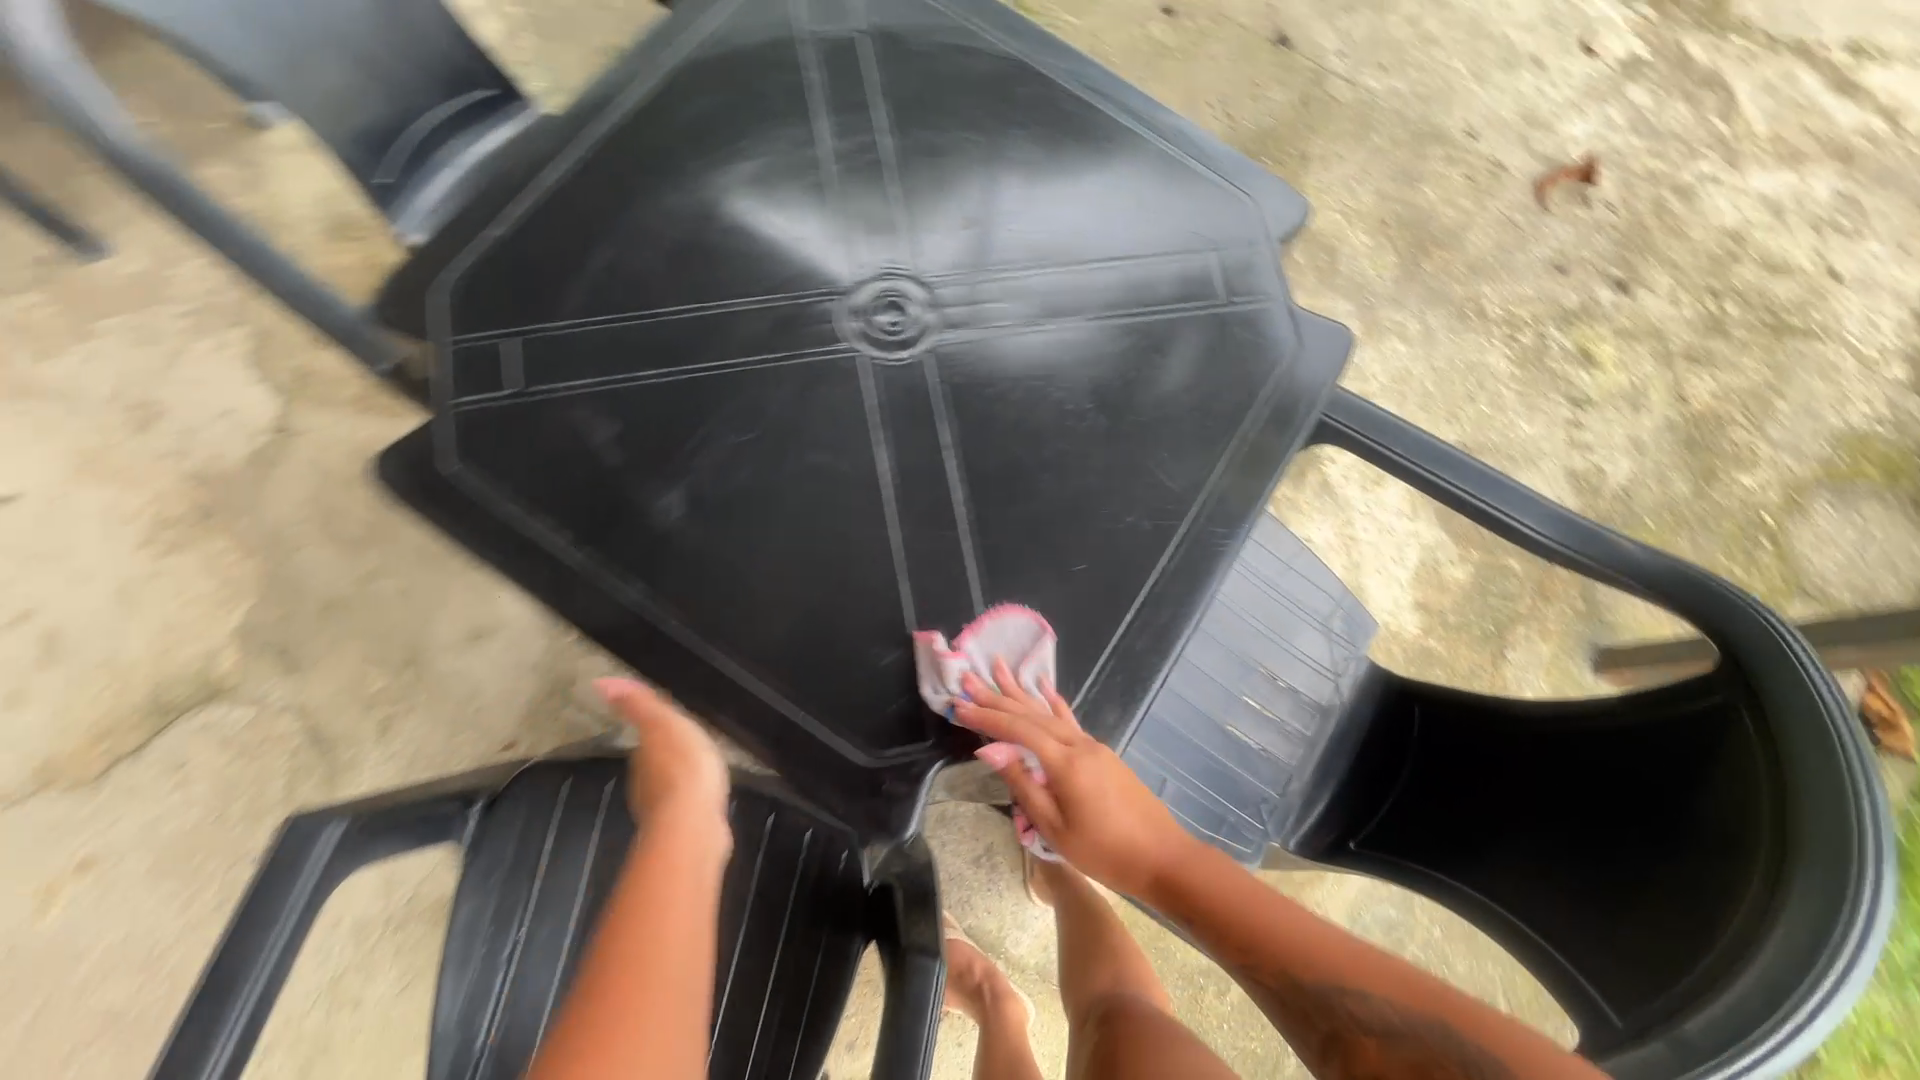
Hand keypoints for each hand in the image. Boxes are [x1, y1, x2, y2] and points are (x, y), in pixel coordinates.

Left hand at [596, 678, 731, 844]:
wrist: (693, 822)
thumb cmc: (682, 767)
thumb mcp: (662, 723)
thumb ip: (638, 705)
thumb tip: (601, 682)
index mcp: (643, 756)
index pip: (646, 742)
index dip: (659, 734)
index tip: (673, 729)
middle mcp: (645, 784)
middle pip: (655, 766)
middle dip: (669, 759)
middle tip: (687, 749)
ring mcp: (662, 809)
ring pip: (668, 789)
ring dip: (679, 782)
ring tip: (699, 773)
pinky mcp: (683, 828)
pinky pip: (685, 809)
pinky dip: (691, 802)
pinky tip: (704, 799)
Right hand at [953, 660, 1200, 897]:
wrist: (1163, 857)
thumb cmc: (1104, 852)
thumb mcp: (1055, 827)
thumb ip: (1022, 784)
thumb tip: (989, 750)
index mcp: (1065, 762)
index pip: (1017, 730)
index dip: (986, 717)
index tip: (958, 705)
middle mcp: (1079, 745)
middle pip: (1031, 714)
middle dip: (998, 697)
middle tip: (969, 678)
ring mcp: (1094, 746)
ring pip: (1050, 713)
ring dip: (1022, 694)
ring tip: (1000, 669)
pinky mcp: (1103, 754)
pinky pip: (1070, 721)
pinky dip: (1053, 704)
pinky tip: (1046, 689)